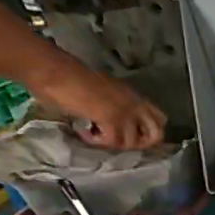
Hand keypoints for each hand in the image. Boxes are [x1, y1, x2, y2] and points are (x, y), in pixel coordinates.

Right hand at [27, 61, 166, 150]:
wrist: (54, 70)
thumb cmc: (70, 78)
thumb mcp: (103, 91)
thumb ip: (114, 105)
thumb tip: (111, 122)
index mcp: (135, 96)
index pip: (160, 119)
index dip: (148, 131)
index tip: (129, 133)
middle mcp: (136, 104)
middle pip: (156, 134)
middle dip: (139, 144)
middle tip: (116, 141)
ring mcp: (126, 112)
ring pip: (133, 142)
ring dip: (112, 144)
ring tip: (94, 134)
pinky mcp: (112, 119)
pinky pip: (113, 142)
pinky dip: (97, 142)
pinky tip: (83, 133)